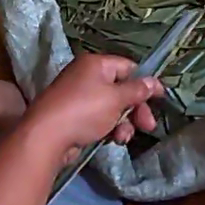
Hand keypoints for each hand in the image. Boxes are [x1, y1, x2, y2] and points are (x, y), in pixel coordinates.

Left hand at [19, 54, 163, 160]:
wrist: (45, 137)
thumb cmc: (84, 110)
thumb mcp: (117, 99)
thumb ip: (138, 90)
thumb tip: (154, 82)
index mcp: (96, 64)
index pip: (129, 68)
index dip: (145, 83)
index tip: (159, 98)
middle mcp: (86, 76)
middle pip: (121, 89)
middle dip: (136, 108)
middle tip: (148, 126)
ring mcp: (77, 96)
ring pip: (111, 106)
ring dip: (123, 122)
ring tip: (123, 138)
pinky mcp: (72, 116)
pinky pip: (98, 117)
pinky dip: (108, 127)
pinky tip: (112, 140)